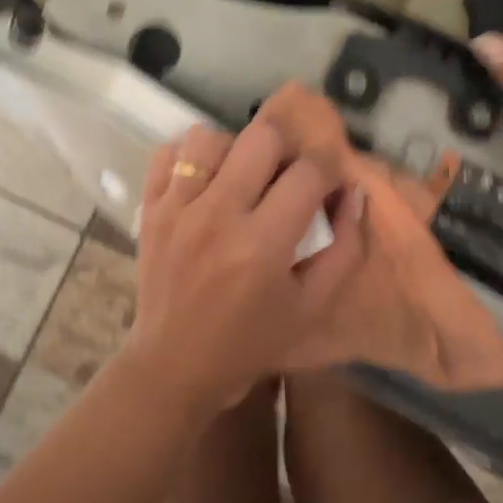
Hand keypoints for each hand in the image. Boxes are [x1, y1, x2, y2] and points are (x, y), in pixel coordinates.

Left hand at [122, 121, 365, 413]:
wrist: (175, 366)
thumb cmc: (251, 341)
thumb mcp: (312, 306)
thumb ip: (344, 247)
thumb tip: (353, 192)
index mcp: (262, 245)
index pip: (308, 173)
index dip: (328, 171)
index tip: (327, 185)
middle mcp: (218, 216)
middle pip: (261, 137)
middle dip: (285, 149)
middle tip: (286, 173)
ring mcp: (177, 208)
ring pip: (209, 137)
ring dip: (234, 149)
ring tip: (241, 175)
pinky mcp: (150, 209)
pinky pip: (167, 153)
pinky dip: (189, 157)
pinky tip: (205, 179)